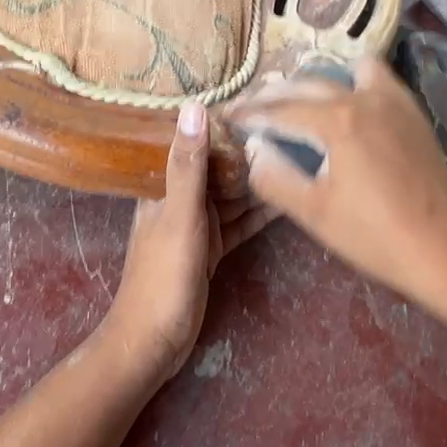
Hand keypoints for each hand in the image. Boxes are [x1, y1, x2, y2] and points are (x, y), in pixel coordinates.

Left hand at [102, 102, 275, 383]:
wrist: (152, 342)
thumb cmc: (163, 275)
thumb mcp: (180, 214)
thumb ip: (189, 164)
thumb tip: (194, 106)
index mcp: (164, 185)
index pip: (194, 143)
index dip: (221, 124)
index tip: (256, 104)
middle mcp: (179, 199)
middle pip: (217, 168)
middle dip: (246, 152)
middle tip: (288, 132)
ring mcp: (196, 225)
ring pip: (231, 195)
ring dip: (256, 181)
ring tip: (294, 160)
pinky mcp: (210, 249)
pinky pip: (237, 223)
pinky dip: (257, 213)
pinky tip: (284, 200)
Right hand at [223, 59, 446, 300]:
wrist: (445, 250)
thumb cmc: (375, 237)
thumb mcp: (313, 213)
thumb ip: (274, 176)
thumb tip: (254, 147)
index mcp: (335, 122)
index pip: (279, 110)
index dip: (248, 113)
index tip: (226, 116)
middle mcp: (362, 97)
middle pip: (304, 84)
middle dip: (271, 95)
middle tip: (249, 109)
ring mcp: (391, 99)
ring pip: (339, 71)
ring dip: (311, 80)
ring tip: (294, 99)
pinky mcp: (410, 109)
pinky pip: (374, 76)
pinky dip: (351, 79)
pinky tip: (343, 100)